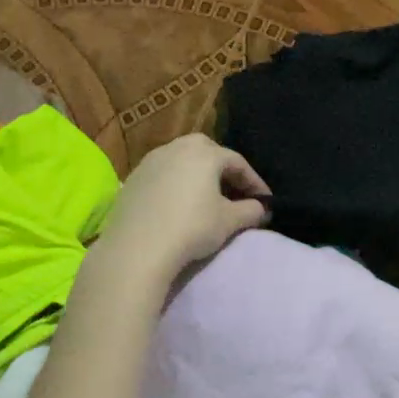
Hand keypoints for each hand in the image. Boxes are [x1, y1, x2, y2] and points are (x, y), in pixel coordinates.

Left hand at [94, 134, 270, 281]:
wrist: (137, 249)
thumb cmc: (191, 228)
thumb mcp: (230, 221)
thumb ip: (252, 211)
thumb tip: (263, 209)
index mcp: (204, 154)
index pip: (238, 162)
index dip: (255, 182)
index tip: (265, 201)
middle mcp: (177, 149)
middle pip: (208, 151)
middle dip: (225, 169)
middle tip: (235, 191)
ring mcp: (150, 161)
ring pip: (183, 160)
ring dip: (199, 174)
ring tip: (208, 197)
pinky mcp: (133, 178)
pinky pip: (164, 173)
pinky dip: (177, 182)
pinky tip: (180, 203)